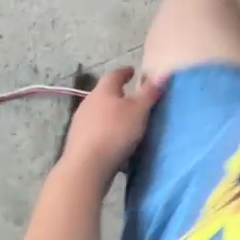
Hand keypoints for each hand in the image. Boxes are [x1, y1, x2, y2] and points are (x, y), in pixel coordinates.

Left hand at [59, 67, 161, 181]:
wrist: (85, 168)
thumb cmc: (115, 132)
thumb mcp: (139, 110)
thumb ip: (150, 92)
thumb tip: (163, 73)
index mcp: (104, 91)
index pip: (114, 75)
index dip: (125, 72)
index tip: (132, 71)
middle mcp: (88, 103)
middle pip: (104, 94)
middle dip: (117, 94)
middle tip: (130, 97)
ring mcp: (79, 124)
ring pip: (98, 113)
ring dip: (110, 115)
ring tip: (123, 121)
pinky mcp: (76, 143)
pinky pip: (94, 132)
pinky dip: (104, 132)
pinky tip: (113, 143)